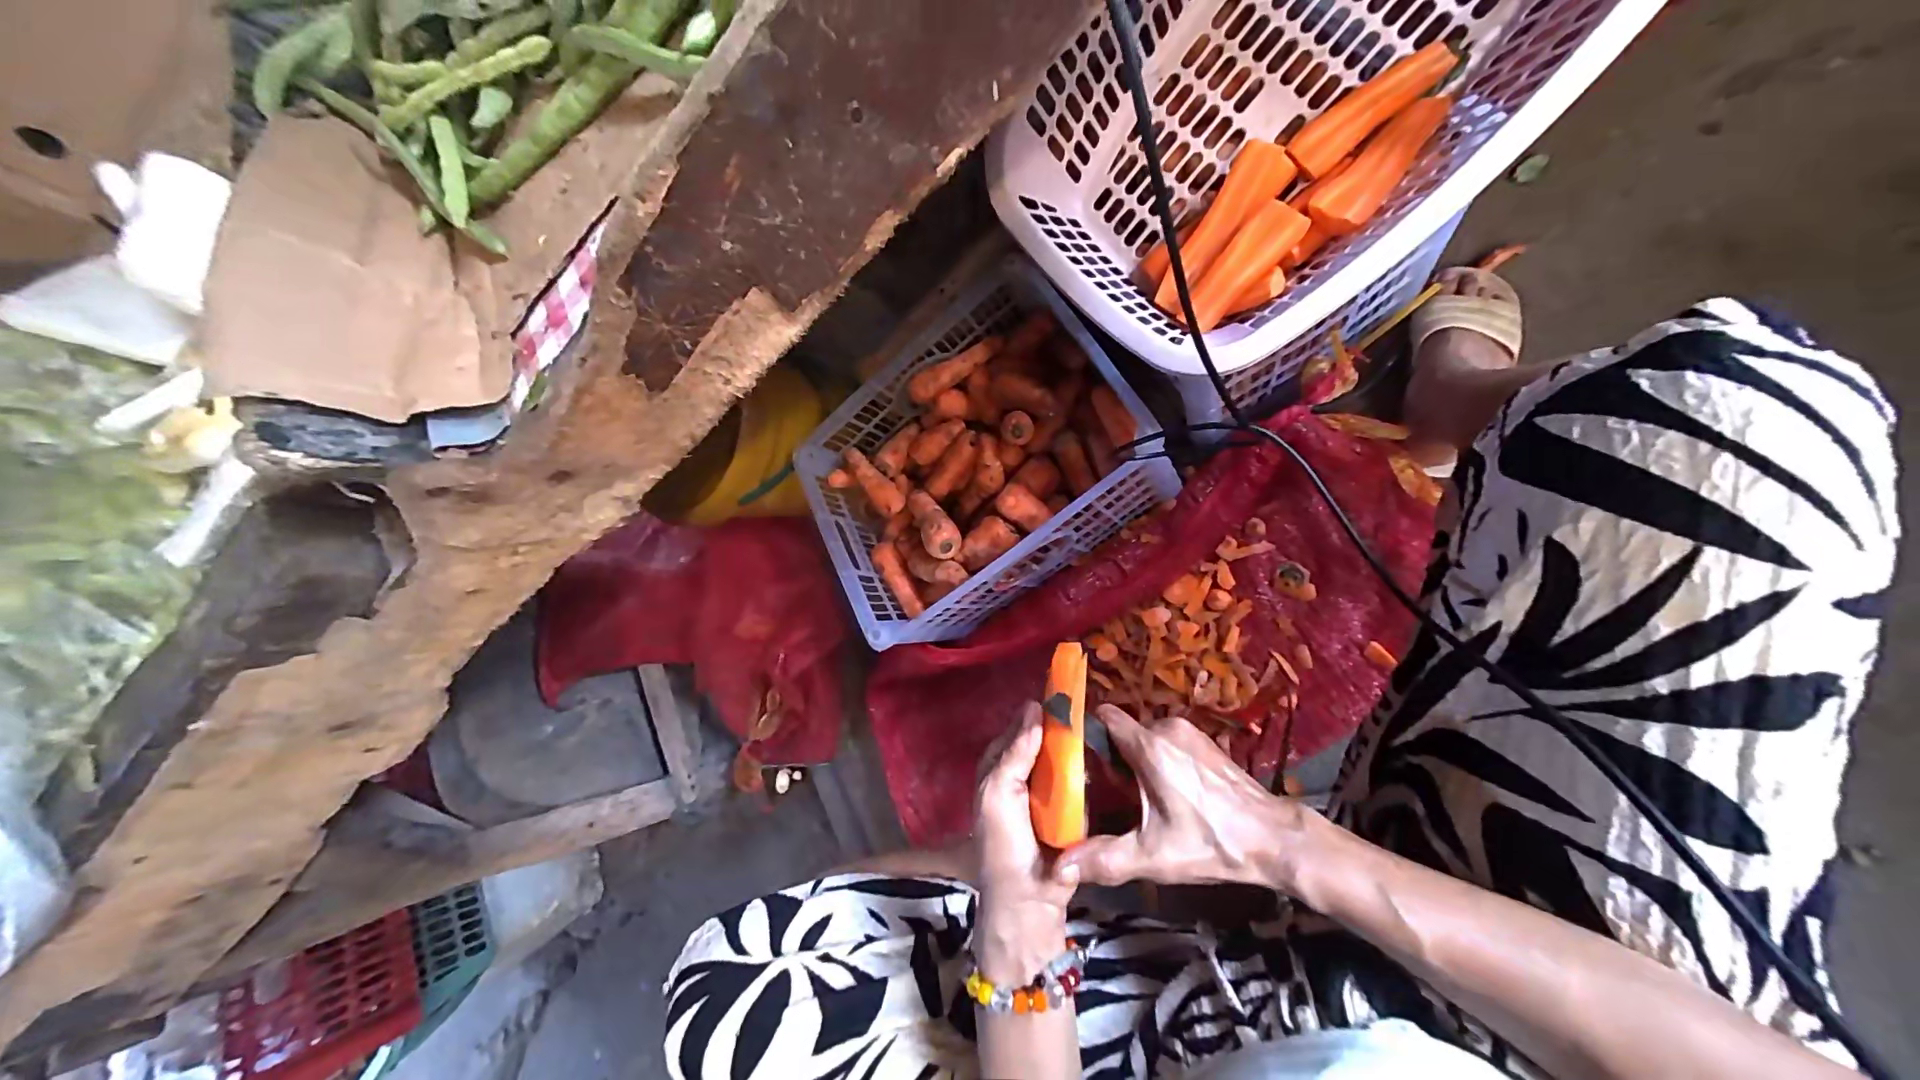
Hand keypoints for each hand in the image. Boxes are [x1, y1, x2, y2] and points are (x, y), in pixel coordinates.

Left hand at [972, 702, 1079, 984]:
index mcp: (998, 768)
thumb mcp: (998, 792)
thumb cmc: (1005, 842)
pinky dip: (1088, 769)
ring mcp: (1047, 793)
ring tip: (1099, 722)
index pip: (1018, 729)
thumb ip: (1014, 753)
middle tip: (1086, 704)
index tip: (1062, 690)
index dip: (1036, 712)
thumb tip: (1033, 709)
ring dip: (1076, 745)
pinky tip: (1104, 754)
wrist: (1030, 898)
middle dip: (1060, 726)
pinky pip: (1080, 781)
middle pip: (1043, 741)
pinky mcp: (1071, 810)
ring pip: (1063, 758)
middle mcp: (1021, 776)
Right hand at [1058, 706, 1320, 890]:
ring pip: (1145, 737)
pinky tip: (1163, 792)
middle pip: (1123, 732)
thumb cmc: (1212, 843)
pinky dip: (1158, 759)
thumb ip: (1104, 859)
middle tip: (1102, 789)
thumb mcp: (1154, 857)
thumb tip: (1058, 870)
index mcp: (1150, 746)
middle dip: (1111, 755)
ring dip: (1135, 759)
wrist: (1275, 839)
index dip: (1086, 731)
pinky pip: (1167, 741)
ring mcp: (1190, 733)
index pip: (1104, 717)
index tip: (1073, 755)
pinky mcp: (1206, 742)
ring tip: (1130, 794)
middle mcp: (1168, 729)